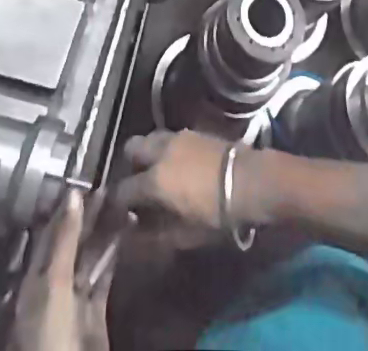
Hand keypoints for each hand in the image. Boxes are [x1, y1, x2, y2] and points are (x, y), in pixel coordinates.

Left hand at [9, 189, 111, 350]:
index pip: (51, 233)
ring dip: (106, 233)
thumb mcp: (55, 283)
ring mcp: (74, 298)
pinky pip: (104, 276)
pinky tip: (128, 234)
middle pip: (72, 243)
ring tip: (125, 204)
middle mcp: (53, 284)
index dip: (66, 208)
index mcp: (35, 277)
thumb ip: (65, 240)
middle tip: (109, 187)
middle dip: (88, 217)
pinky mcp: (95, 310)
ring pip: (90, 258)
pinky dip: (115, 255)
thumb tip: (73, 194)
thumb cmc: (52, 331)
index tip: (85, 180)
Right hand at [112, 130, 234, 233]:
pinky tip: (178, 164)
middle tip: (139, 184)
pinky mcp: (196, 132)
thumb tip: (134, 236)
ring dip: (150, 153)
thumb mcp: (184, 235)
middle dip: (130, 165)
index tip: (120, 212)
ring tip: (159, 172)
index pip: (122, 189)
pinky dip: (168, 149)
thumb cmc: (216, 213)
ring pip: (152, 138)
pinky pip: (172, 137)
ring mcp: (179, 137)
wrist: (249, 180)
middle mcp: (161, 152)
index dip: (118, 203)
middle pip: (132, 148)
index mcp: (154, 179)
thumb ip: (154, 236)